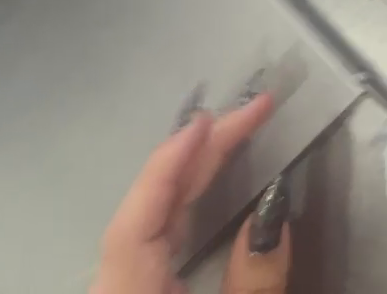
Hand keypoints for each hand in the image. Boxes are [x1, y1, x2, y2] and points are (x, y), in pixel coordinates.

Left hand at [92, 93, 291, 293]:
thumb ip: (255, 284)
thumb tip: (271, 214)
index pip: (136, 226)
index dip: (167, 169)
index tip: (205, 121)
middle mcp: (115, 290)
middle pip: (150, 212)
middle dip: (203, 155)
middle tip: (256, 110)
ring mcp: (124, 292)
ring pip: (152, 223)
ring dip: (197, 171)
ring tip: (240, 129)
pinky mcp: (140, 293)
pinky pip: (155, 238)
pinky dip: (185, 200)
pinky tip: (207, 179)